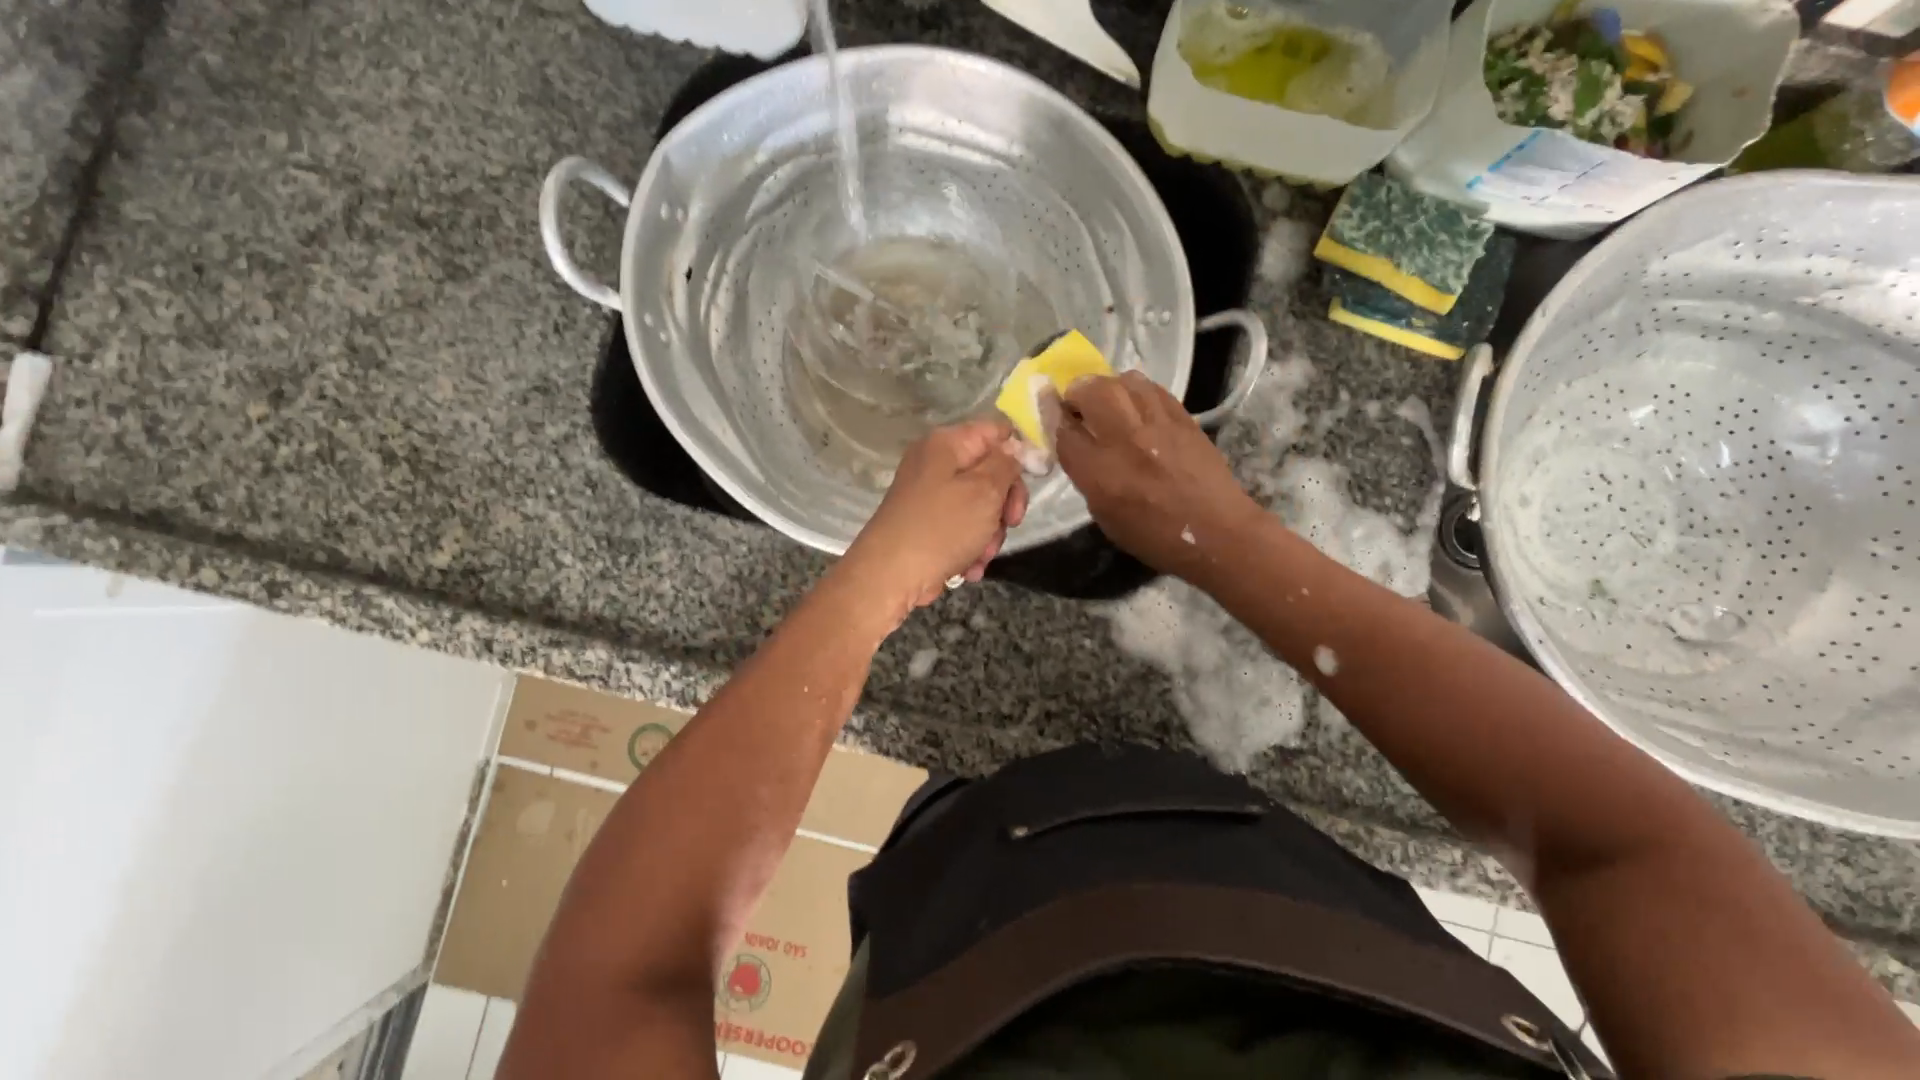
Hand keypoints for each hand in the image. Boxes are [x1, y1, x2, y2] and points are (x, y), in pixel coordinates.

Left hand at [837, 417, 1028, 618]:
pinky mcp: (926, 524)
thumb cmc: (941, 528)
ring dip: (990, 533)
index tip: (1034, 479)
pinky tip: (969, 567)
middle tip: (1011, 523)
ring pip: (979, 506)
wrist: (890, 576)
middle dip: (1005, 503)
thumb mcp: (984, 491)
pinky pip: (961, 528)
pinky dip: (971, 547)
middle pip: (990, 472)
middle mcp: (935, 464)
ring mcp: (928, 495)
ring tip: (982, 555)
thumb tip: (1015, 448)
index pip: (996, 431)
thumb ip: (1006, 464)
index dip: (1019, 452)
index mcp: (947, 444)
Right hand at [1054, 371, 1260, 581]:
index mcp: (1100, 473)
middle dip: (1077, 392)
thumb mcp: (1106, 517)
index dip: (1050, 415)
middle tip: (1077, 403)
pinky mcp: (1182, 417)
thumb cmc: (1156, 536)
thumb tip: (1079, 449)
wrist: (1217, 533)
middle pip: (1091, 392)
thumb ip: (1087, 479)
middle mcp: (1125, 440)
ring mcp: (1157, 424)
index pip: (1063, 430)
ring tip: (1107, 399)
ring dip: (1107, 386)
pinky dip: (1136, 390)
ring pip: (1123, 381)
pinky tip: (1135, 403)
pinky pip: (1151, 388)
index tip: (1046, 407)